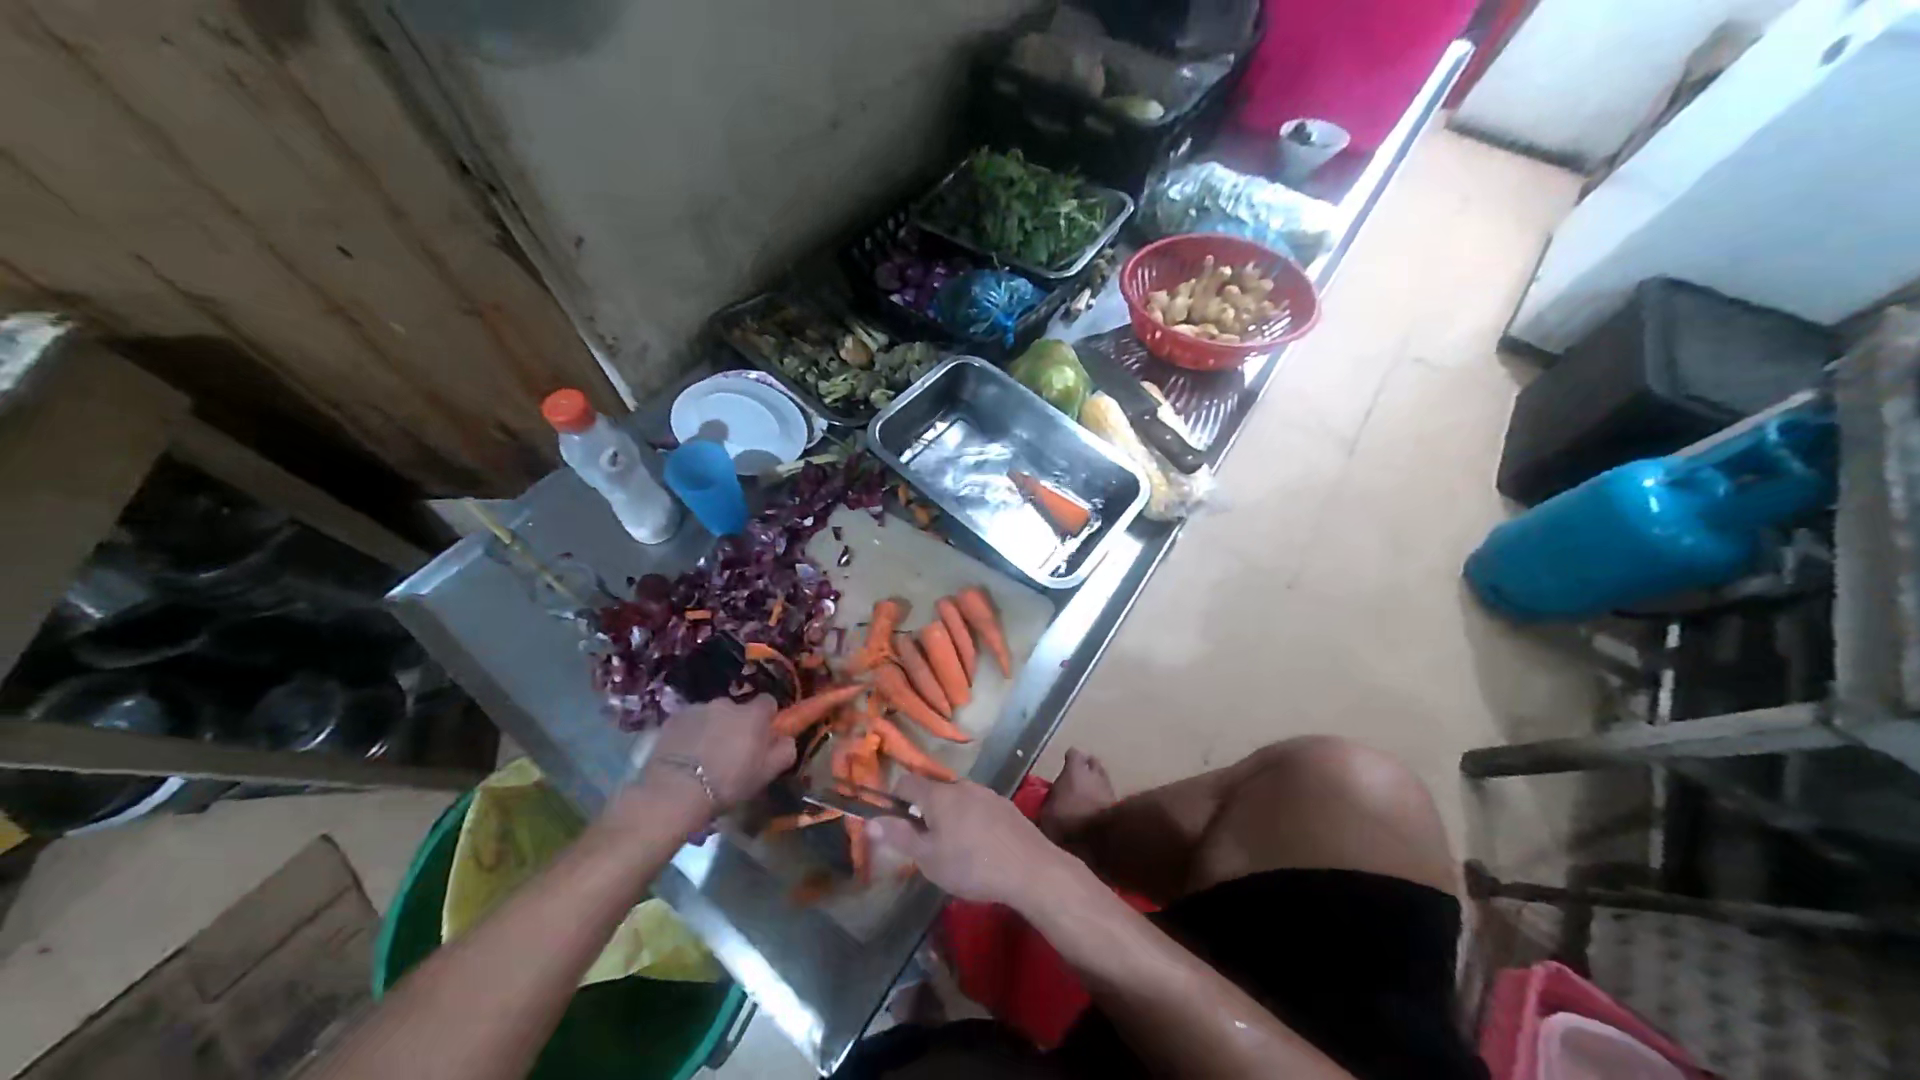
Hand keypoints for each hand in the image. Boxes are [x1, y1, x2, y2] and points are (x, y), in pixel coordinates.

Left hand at [638, 695, 796, 816]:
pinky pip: (690, 721)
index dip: (766, 719)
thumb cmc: (728, 783)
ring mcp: (698, 708)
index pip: (768, 702)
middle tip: (731, 752)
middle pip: (738, 709)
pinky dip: (691, 733)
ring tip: (704, 756)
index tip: (761, 737)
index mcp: (753, 715)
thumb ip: (785, 750)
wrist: (675, 791)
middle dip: (736, 724)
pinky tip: (685, 755)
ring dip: (713, 728)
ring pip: (712, 715)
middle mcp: (727, 703)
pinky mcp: (673, 717)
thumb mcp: (767, 774)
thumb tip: (785, 738)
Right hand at [868, 774, 1069, 906]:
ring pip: (957, 800)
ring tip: (954, 849)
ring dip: (949, 817)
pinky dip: (971, 821)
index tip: (894, 823)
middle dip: (924, 812)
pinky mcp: (1006, 806)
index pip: (906, 781)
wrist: (1031, 869)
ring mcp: (987, 793)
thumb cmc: (972, 865)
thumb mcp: (928, 858)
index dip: (894, 798)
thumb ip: (899, 836)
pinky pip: (978, 807)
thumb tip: (869, 820)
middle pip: (933, 791)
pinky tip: (980, 847)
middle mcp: (962, 785)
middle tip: (925, 845)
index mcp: (938, 794)